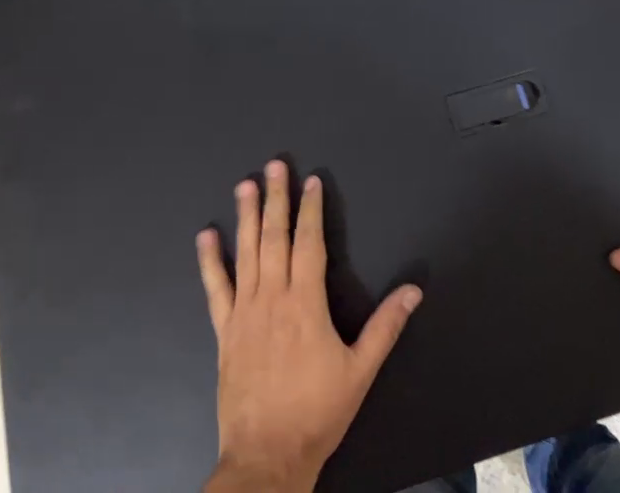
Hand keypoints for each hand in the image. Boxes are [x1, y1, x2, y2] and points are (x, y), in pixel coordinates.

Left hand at [198, 160, 423, 492]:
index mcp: (305, 304)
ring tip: (245, 184)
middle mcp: (272, 299)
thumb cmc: (318, 411)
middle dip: (275, 199)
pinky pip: (215, 288)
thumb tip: (413, 291)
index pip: (309, 244)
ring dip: (245, 216)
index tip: (311, 182)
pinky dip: (210, 260)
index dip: (311, 210)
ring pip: (245, 254)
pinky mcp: (225, 331)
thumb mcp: (361, 370)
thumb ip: (386, 327)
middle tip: (274, 166)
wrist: (268, 453)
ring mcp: (244, 313)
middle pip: (274, 239)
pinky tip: (206, 236)